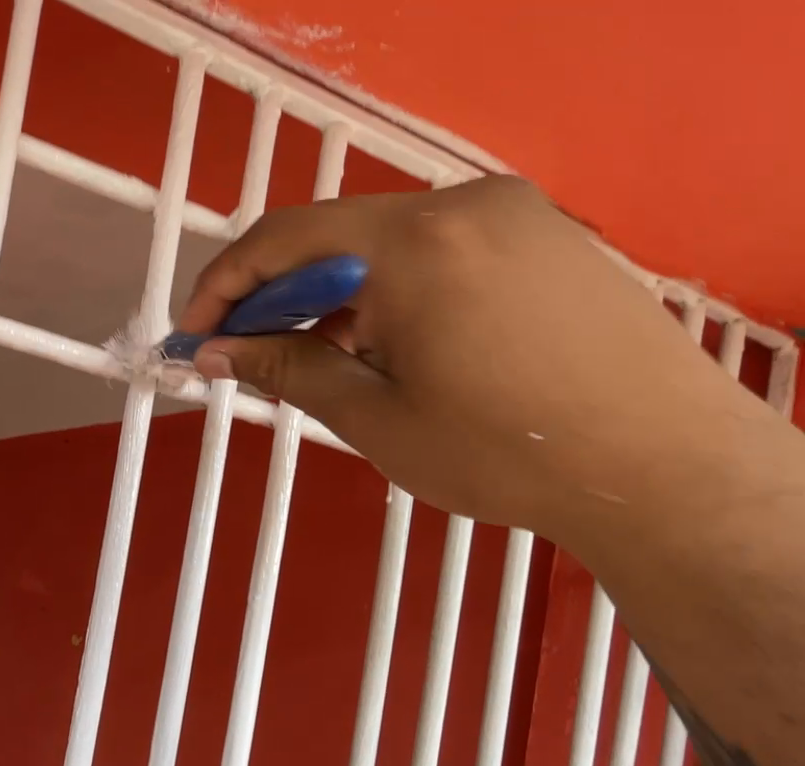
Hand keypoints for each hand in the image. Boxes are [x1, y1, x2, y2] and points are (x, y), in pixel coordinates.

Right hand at [177, 175, 778, 555]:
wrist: (662, 467)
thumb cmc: (498, 450)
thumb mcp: (369, 414)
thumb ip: (282, 368)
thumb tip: (214, 352)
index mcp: (414, 243)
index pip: (281, 238)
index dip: (221, 286)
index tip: (193, 338)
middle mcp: (462, 206)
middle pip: (328, 233)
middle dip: (270, 294)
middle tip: (240, 354)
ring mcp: (511, 216)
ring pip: (377, 243)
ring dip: (324, 295)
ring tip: (306, 360)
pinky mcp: (541, 239)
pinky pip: (429, 250)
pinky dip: (379, 291)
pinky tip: (374, 344)